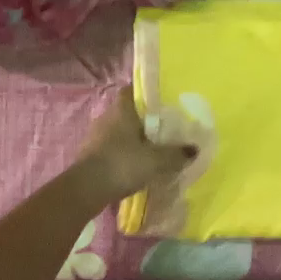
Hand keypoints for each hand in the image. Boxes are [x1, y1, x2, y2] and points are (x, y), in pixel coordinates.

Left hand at [73, 86, 195, 204]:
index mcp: (122, 109)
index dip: (146, 95)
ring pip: (118, 130)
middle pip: (127, 112)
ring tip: (148, 151)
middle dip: (142, 120)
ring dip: (130, 139)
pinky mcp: (90, 153)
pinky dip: (121, 153)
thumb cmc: (122, 164)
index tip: (160, 104)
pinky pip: (110, 147)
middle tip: (160, 131)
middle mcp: (107, 116)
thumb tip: (194, 149)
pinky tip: (131, 166)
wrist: (86, 188)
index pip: (132, 91)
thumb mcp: (154, 161)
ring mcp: (96, 134)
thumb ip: (175, 154)